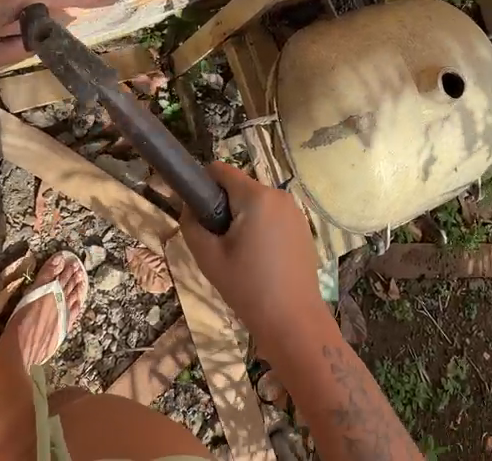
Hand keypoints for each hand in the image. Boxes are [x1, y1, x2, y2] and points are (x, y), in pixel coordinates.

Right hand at [180, 163, 326, 352]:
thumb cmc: (248, 288)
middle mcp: (279, 194)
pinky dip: (260, 229)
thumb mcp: (209, 258)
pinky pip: (272, 216)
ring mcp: (295, 210)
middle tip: (218, 245)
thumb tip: (189, 206)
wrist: (293, 321)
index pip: (221, 171)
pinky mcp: (302, 226)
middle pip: (239, 188)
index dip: (203, 185)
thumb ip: (192, 225)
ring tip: (238, 257)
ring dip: (242, 220)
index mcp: (257, 196)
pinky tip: (259, 261)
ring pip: (256, 203)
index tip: (197, 213)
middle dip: (224, 208)